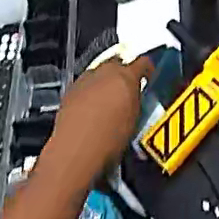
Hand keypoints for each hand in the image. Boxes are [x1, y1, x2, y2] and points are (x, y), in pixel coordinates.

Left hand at [43, 57, 148, 185]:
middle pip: (118, 64)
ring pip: (99, 74)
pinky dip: (90, 93)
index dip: (148, 70)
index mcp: (126, 76)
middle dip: (124, 73)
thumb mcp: (136, 120)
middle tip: (129, 89)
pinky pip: (85, 86)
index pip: (143, 63)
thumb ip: (137, 100)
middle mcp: (104, 73)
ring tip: (110, 101)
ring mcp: (84, 81)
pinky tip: (93, 110)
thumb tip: (137, 99)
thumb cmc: (106, 142)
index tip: (149, 75)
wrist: (75, 155)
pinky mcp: (69, 93)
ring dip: (105, 82)